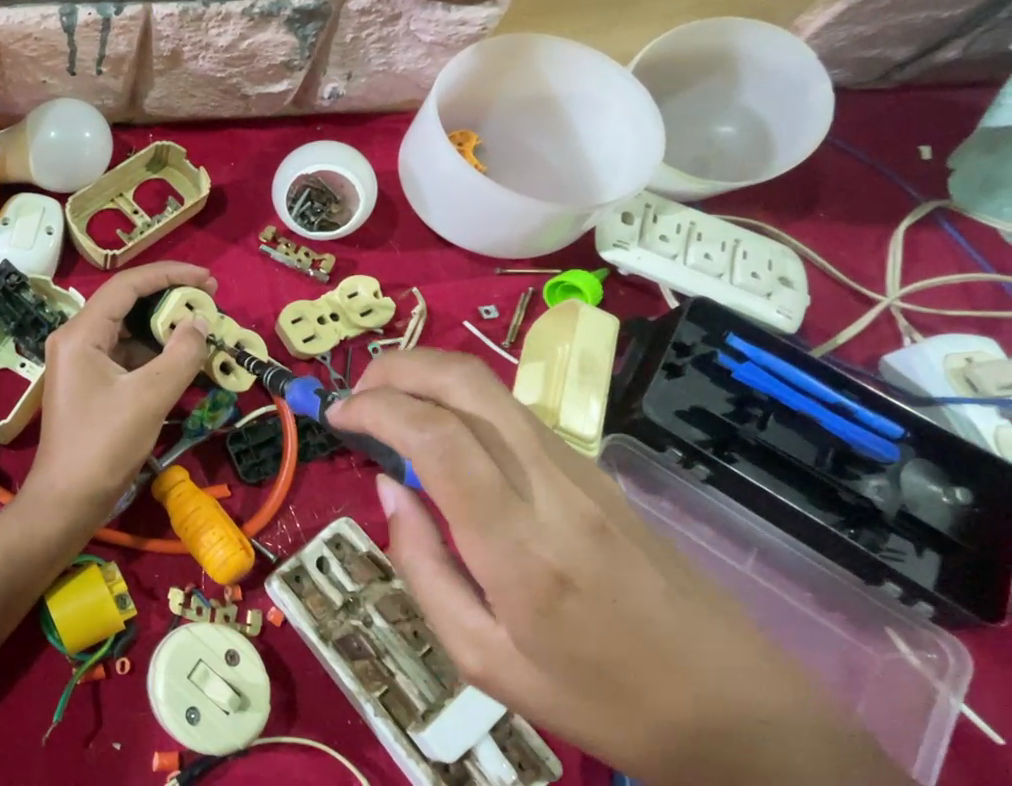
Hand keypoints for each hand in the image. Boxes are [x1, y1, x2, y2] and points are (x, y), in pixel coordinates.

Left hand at [24, 262, 214, 526]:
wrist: (68, 500)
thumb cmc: (103, 445)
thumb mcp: (150, 397)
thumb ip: (180, 355)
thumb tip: (201, 323)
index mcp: (80, 333)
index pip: (127, 285)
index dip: (169, 275)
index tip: (207, 280)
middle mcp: (76, 340)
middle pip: (126, 305)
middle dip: (169, 303)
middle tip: (210, 306)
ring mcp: (81, 364)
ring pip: (128, 334)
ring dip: (164, 333)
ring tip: (203, 335)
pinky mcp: (90, 386)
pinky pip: (126, 359)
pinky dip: (154, 358)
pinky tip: (183, 365)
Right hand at [327, 349, 906, 785]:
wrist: (740, 711)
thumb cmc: (600, 700)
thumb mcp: (484, 660)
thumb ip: (422, 567)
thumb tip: (388, 488)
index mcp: (518, 546)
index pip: (436, 436)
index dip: (375, 408)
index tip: (337, 417)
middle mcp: (551, 488)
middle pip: (466, 382)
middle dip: (396, 367)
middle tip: (356, 394)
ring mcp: (581, 472)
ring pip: (492, 387)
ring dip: (427, 377)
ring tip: (386, 408)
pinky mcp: (597, 472)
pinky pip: (514, 414)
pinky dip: (460, 401)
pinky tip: (441, 437)